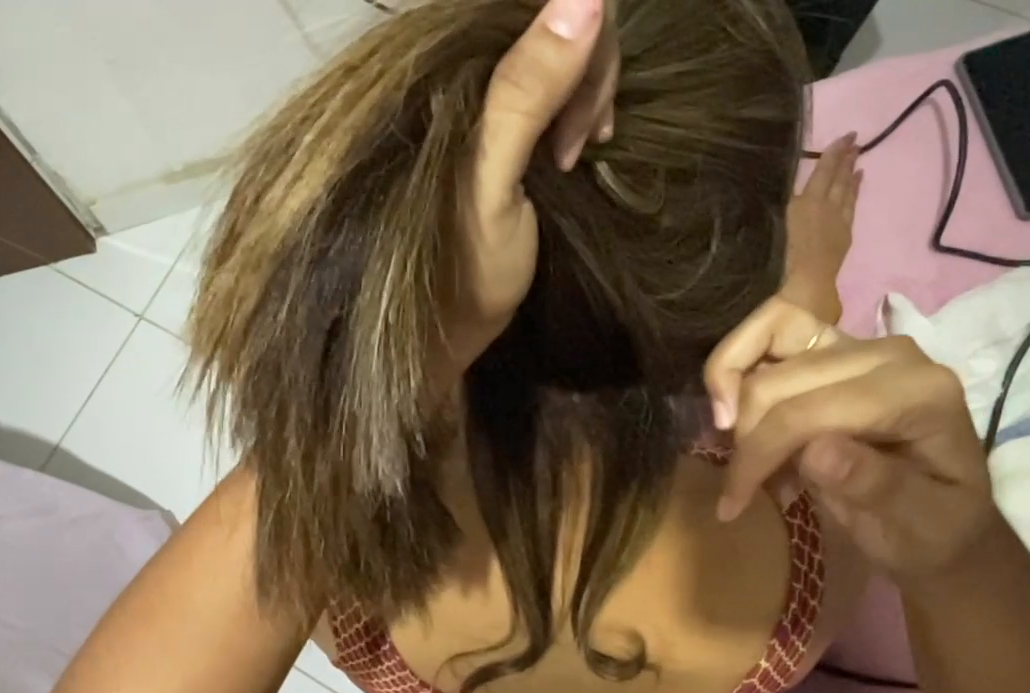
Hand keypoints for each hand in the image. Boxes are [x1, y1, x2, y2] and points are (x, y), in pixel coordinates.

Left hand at [443, 0, 616, 376]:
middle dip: (584, 78)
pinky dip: (577, 108)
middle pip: (549, 26)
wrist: (450, 325)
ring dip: (585, 96)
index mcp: (445, 80)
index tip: (580, 122)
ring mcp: (481, 99)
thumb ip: (523, 95)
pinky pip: (553, 82)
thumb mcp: (494, 185)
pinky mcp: (498, 123)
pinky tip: (575, 149)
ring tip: (574, 157)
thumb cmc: (464, 269)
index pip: (530, 13)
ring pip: (558, 51)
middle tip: (575, 150)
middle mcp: (458, 75)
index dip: (578, 48)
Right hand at [705, 299, 998, 584]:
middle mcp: (888, 355)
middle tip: (737, 488)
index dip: (758, 454)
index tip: (732, 503)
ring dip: (733, 394)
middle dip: (743, 436)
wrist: (943, 521)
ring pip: (768, 339)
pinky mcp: (834, 348)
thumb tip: (816, 451)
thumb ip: (875, 485)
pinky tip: (739, 420)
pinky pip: (773, 332)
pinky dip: (740, 370)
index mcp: (917, 392)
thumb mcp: (917, 523)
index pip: (808, 410)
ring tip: (732, 447)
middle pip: (779, 378)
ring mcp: (859, 346)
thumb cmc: (932, 528)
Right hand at [778, 134, 861, 323]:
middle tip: (854, 142)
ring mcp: (836, 223)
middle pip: (837, 179)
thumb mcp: (772, 230)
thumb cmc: (777, 262)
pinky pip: (851, 208)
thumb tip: (781, 189)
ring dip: (851, 174)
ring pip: (846, 192)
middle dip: (845, 159)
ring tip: (857, 159)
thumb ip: (777, 209)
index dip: (833, 154)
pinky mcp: (843, 238)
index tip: (845, 136)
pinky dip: (854, 193)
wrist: (801, 291)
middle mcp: (824, 208)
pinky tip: (857, 184)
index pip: (822, 172)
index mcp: (805, 203)